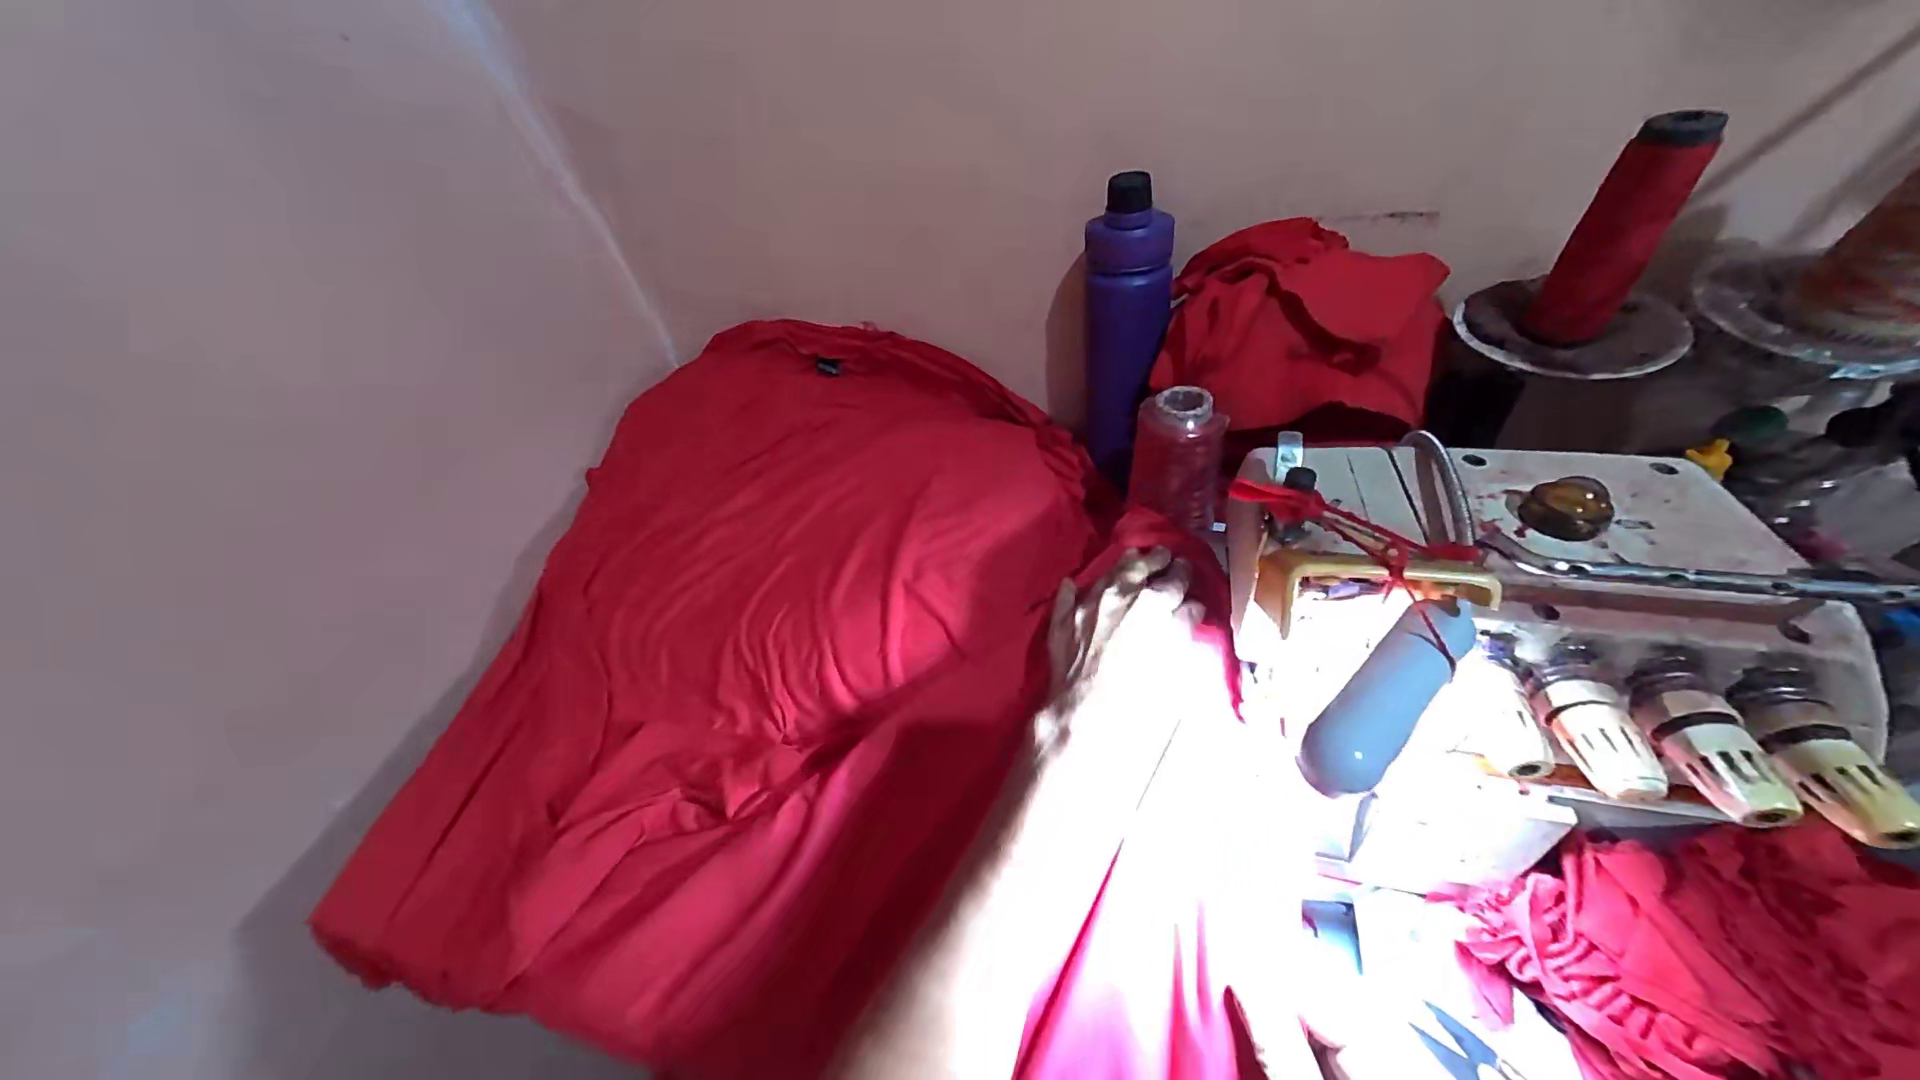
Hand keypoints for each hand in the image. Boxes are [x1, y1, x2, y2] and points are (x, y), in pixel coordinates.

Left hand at [1044, 546, 1203, 723]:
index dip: (1181, 571)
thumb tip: (1190, 606)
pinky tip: (1073, 583)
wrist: (1086, 711)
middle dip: (1154, 559)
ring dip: (1121, 565)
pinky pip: (1067, 596)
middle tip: (1162, 554)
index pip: (1173, 578)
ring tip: (1131, 557)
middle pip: (1138, 566)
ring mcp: (1086, 603)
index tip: (1185, 565)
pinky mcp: (1062, 619)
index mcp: (1152, 602)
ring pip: (1106, 574)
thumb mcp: (1176, 662)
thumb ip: (1183, 628)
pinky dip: (1074, 589)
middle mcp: (1118, 594)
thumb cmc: (1141, 694)